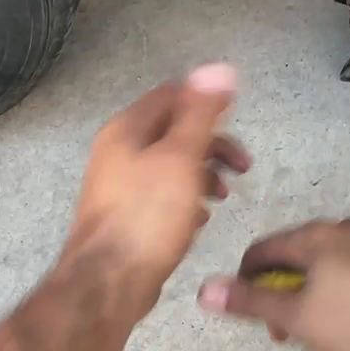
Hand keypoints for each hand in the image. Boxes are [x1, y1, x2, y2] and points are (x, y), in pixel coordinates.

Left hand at [66, 64, 250, 299]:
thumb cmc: (148, 216)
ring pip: (169, 165)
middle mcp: (118, 151)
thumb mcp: (182, 157)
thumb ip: (200, 113)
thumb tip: (219, 68)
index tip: (237, 126)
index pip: (173, 95)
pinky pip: (161, 195)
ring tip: (223, 196)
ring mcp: (118, 186)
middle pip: (173, 131)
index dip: (208, 104)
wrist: (108, 282)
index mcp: (128, 129)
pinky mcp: (125, 217)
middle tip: (241, 167)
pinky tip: (199, 219)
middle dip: (211, 144)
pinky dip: (185, 199)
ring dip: (202, 173)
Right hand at [196, 219, 349, 350]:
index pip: (263, 249)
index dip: (245, 280)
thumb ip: (251, 301)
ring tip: (319, 330)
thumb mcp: (297, 318)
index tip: (249, 313)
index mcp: (317, 235)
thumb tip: (204, 289)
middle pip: (298, 255)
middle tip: (284, 331)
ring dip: (313, 292)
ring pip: (330, 263)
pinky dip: (345, 291)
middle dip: (283, 291)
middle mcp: (348, 228)